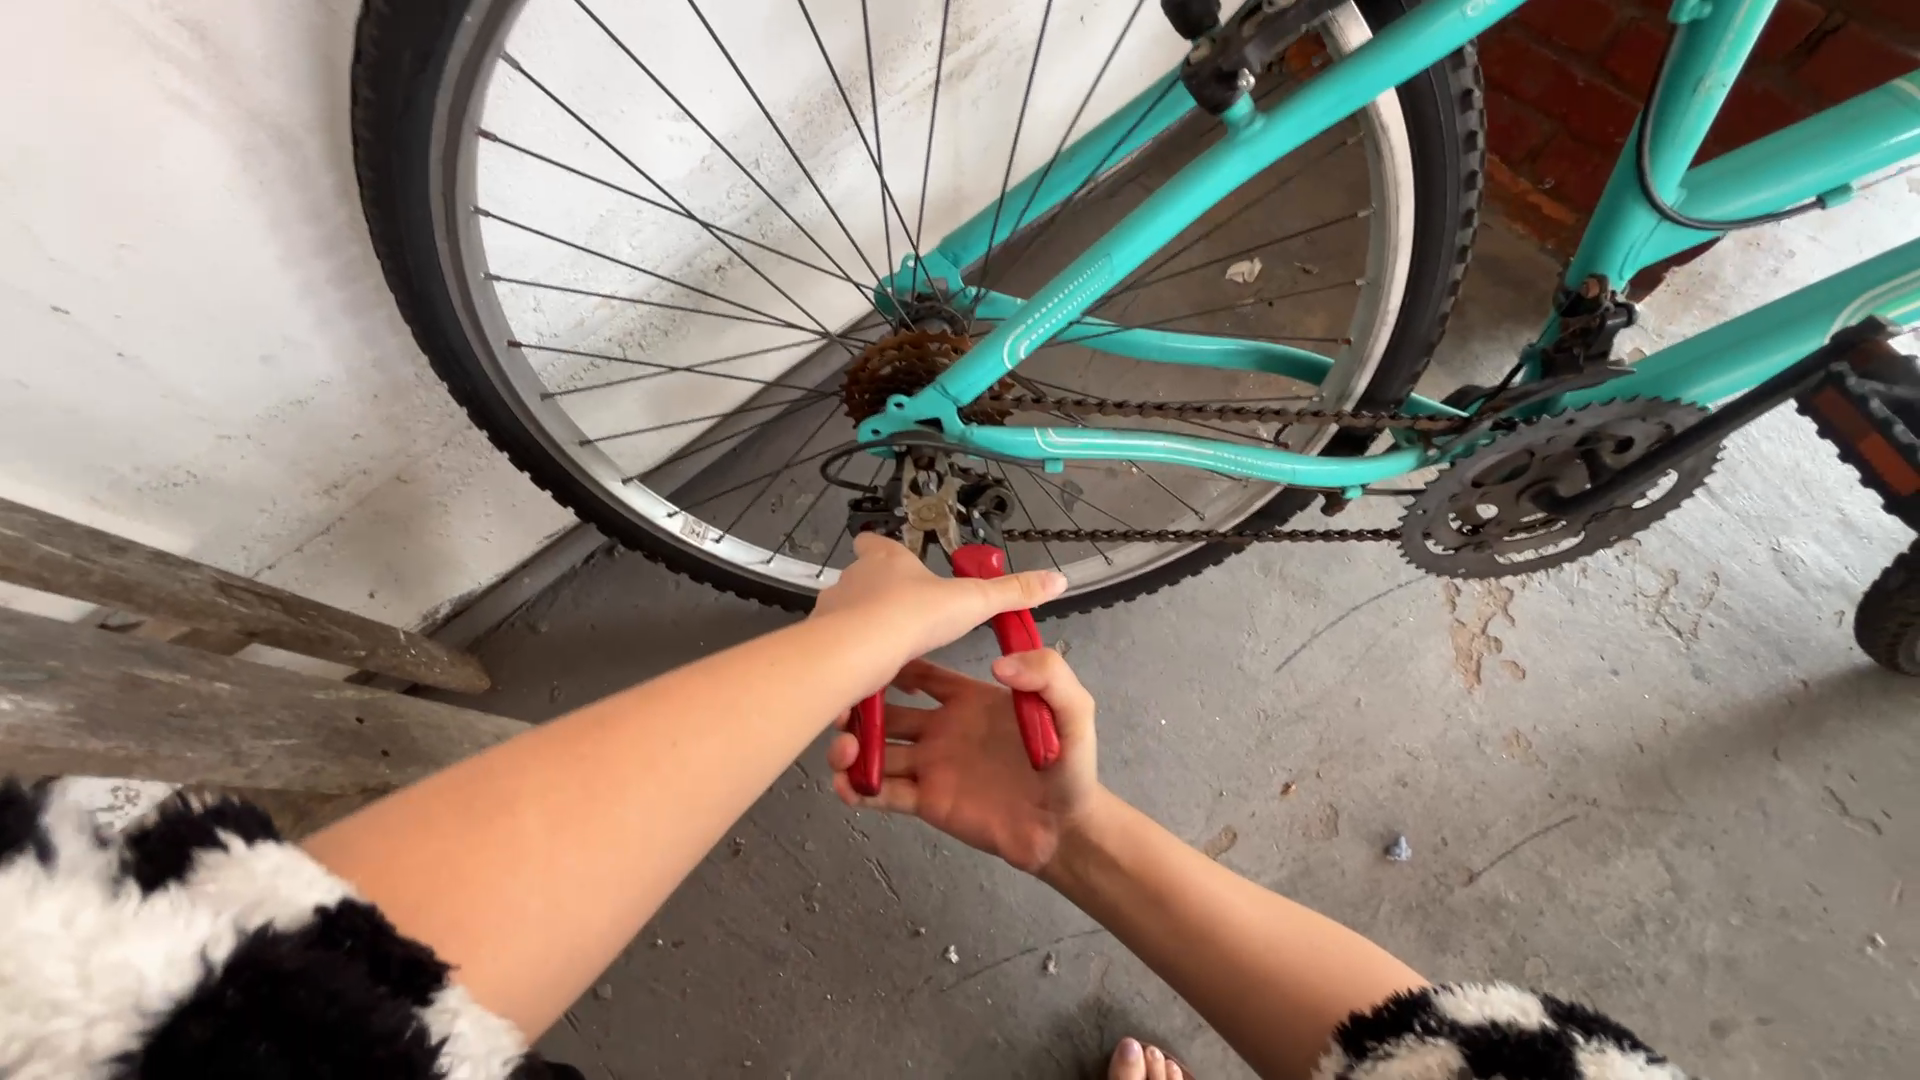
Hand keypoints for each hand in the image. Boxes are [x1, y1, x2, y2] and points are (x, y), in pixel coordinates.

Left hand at [811, 534, 1067, 662]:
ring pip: (842, 620)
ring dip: (860, 637)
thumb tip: (1060, 578)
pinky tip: (866, 688)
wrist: (856, 651)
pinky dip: (848, 668)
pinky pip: (833, 654)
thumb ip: (1012, 593)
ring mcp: (829, 612)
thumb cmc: (915, 615)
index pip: (874, 543)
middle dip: (876, 600)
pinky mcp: (817, 646)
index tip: (890, 558)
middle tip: (901, 623)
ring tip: (886, 662)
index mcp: (886, 559)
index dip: (880, 548)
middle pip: (859, 582)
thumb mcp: (973, 603)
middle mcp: (852, 579)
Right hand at [826, 651, 1100, 873]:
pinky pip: (884, 794)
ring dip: (852, 748)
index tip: (870, 658)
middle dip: (859, 708)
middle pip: (886, 712)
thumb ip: (1048, 674)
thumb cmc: (1070, 764)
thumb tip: (999, 664)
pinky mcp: (926, 803)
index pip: (919, 672)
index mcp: (968, 699)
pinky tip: (848, 786)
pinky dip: (859, 789)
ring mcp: (931, 766)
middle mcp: (941, 728)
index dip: (893, 664)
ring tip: (843, 751)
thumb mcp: (1074, 707)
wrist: (1066, 830)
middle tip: (841, 711)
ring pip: (878, 752)